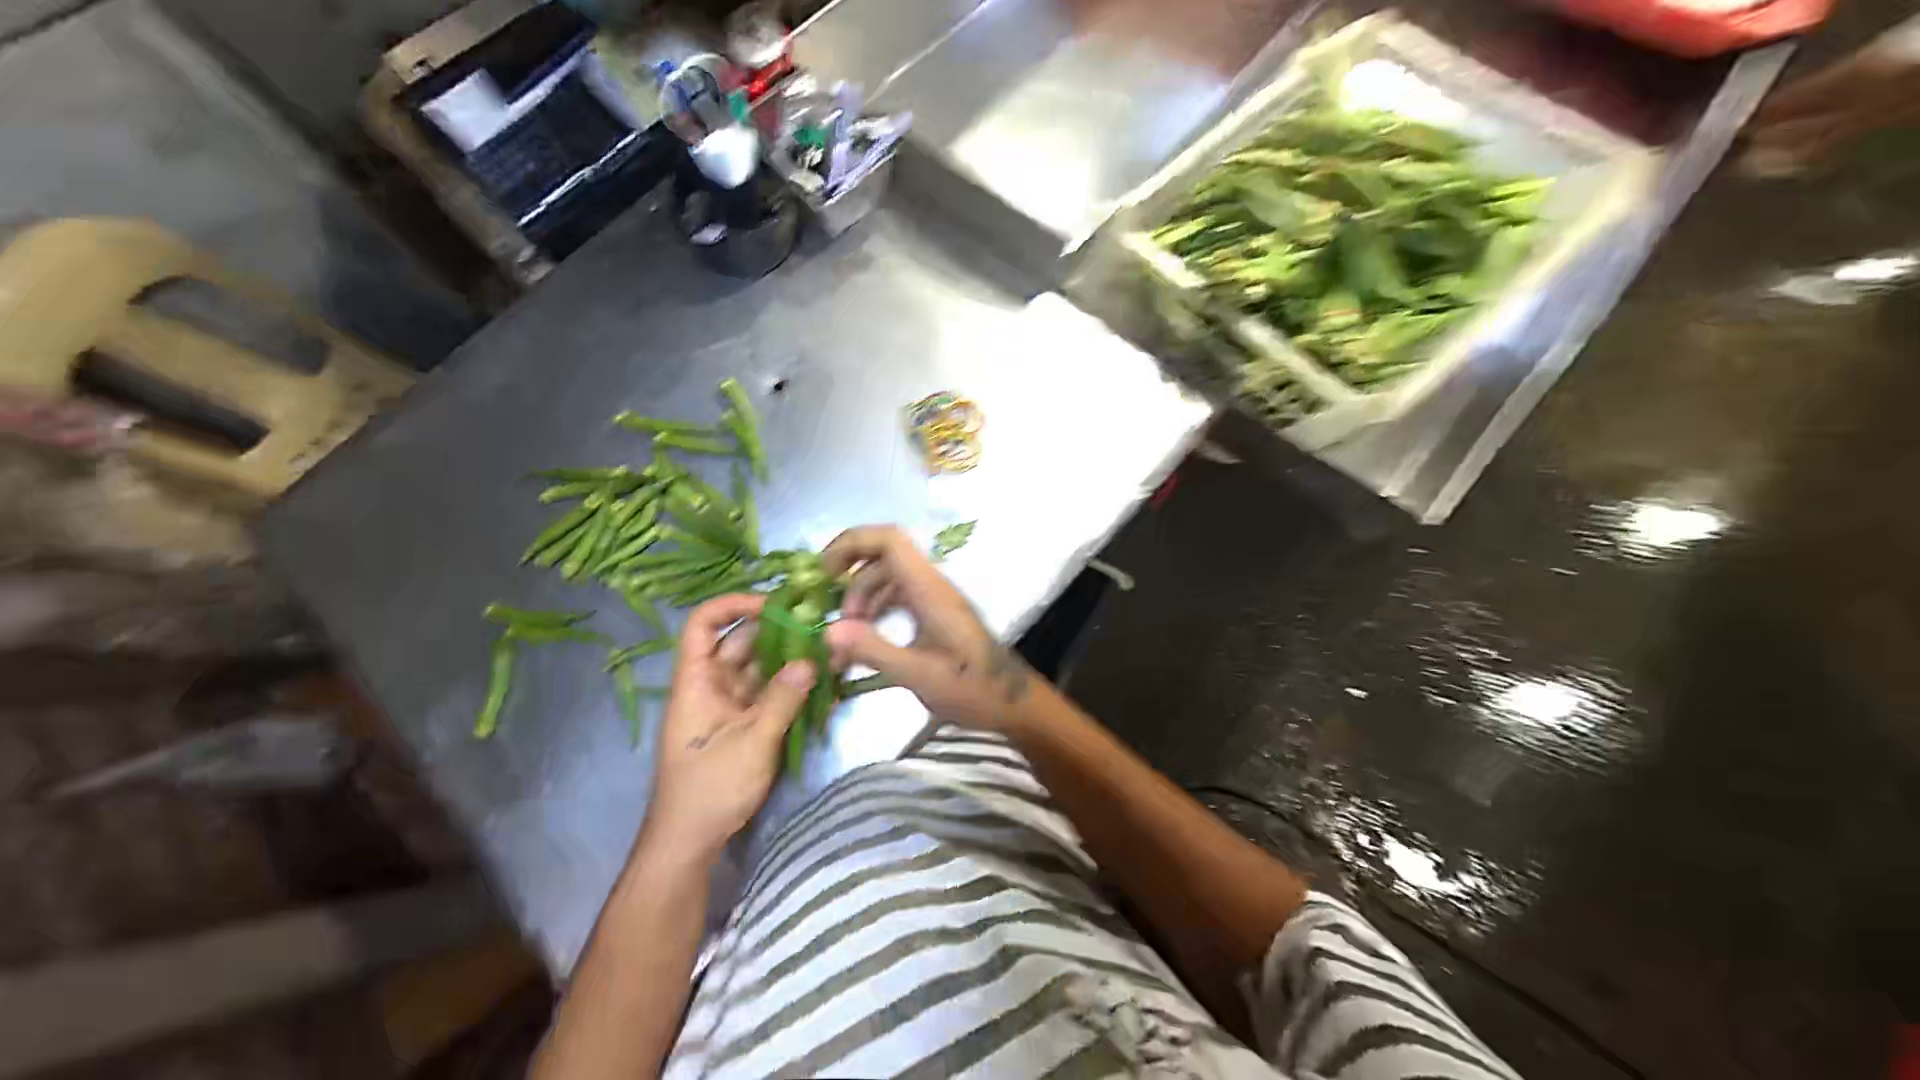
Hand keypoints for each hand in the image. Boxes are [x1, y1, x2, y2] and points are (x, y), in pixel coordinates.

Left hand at [643, 593, 815, 858]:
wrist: (690, 842)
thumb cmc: (710, 789)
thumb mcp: (751, 742)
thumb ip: (782, 699)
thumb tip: (810, 661)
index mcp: (697, 682)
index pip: (703, 625)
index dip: (733, 606)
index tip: (773, 605)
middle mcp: (712, 687)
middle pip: (740, 644)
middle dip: (777, 632)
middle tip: (818, 626)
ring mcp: (729, 707)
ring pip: (760, 670)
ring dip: (790, 660)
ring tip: (828, 651)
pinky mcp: (744, 726)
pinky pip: (769, 696)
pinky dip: (791, 688)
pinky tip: (822, 683)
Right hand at [821, 525, 1038, 733]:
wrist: (1014, 704)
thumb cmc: (973, 689)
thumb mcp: (920, 674)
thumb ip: (875, 650)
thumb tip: (829, 629)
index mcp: (930, 589)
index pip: (890, 540)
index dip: (852, 543)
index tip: (823, 571)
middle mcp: (931, 586)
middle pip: (883, 558)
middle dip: (852, 583)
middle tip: (835, 621)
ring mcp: (934, 600)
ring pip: (888, 580)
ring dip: (862, 600)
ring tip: (848, 638)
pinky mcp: (934, 616)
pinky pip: (898, 599)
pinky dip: (876, 612)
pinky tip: (866, 641)